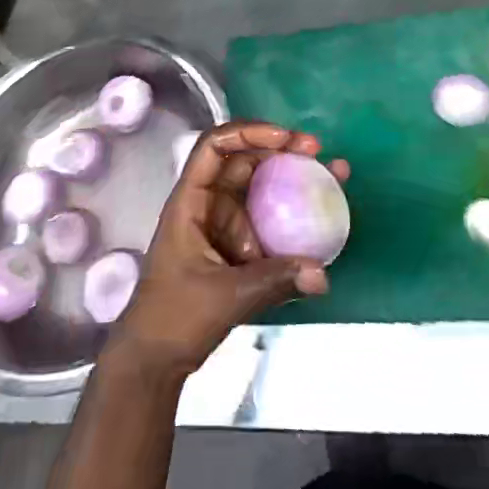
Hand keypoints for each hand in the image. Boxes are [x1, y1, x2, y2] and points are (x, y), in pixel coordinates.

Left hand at [105, 121, 347, 379]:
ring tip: (332, 173)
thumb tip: (321, 273)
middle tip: (318, 152)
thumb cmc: (175, 317)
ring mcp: (223, 228)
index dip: (247, 132)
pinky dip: (294, 214)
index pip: (213, 148)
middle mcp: (207, 207)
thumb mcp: (223, 296)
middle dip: (277, 149)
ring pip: (258, 190)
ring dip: (291, 178)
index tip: (286, 140)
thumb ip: (272, 282)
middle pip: (241, 162)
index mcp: (189, 203)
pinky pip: (268, 222)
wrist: (156, 356)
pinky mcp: (238, 250)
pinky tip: (324, 213)